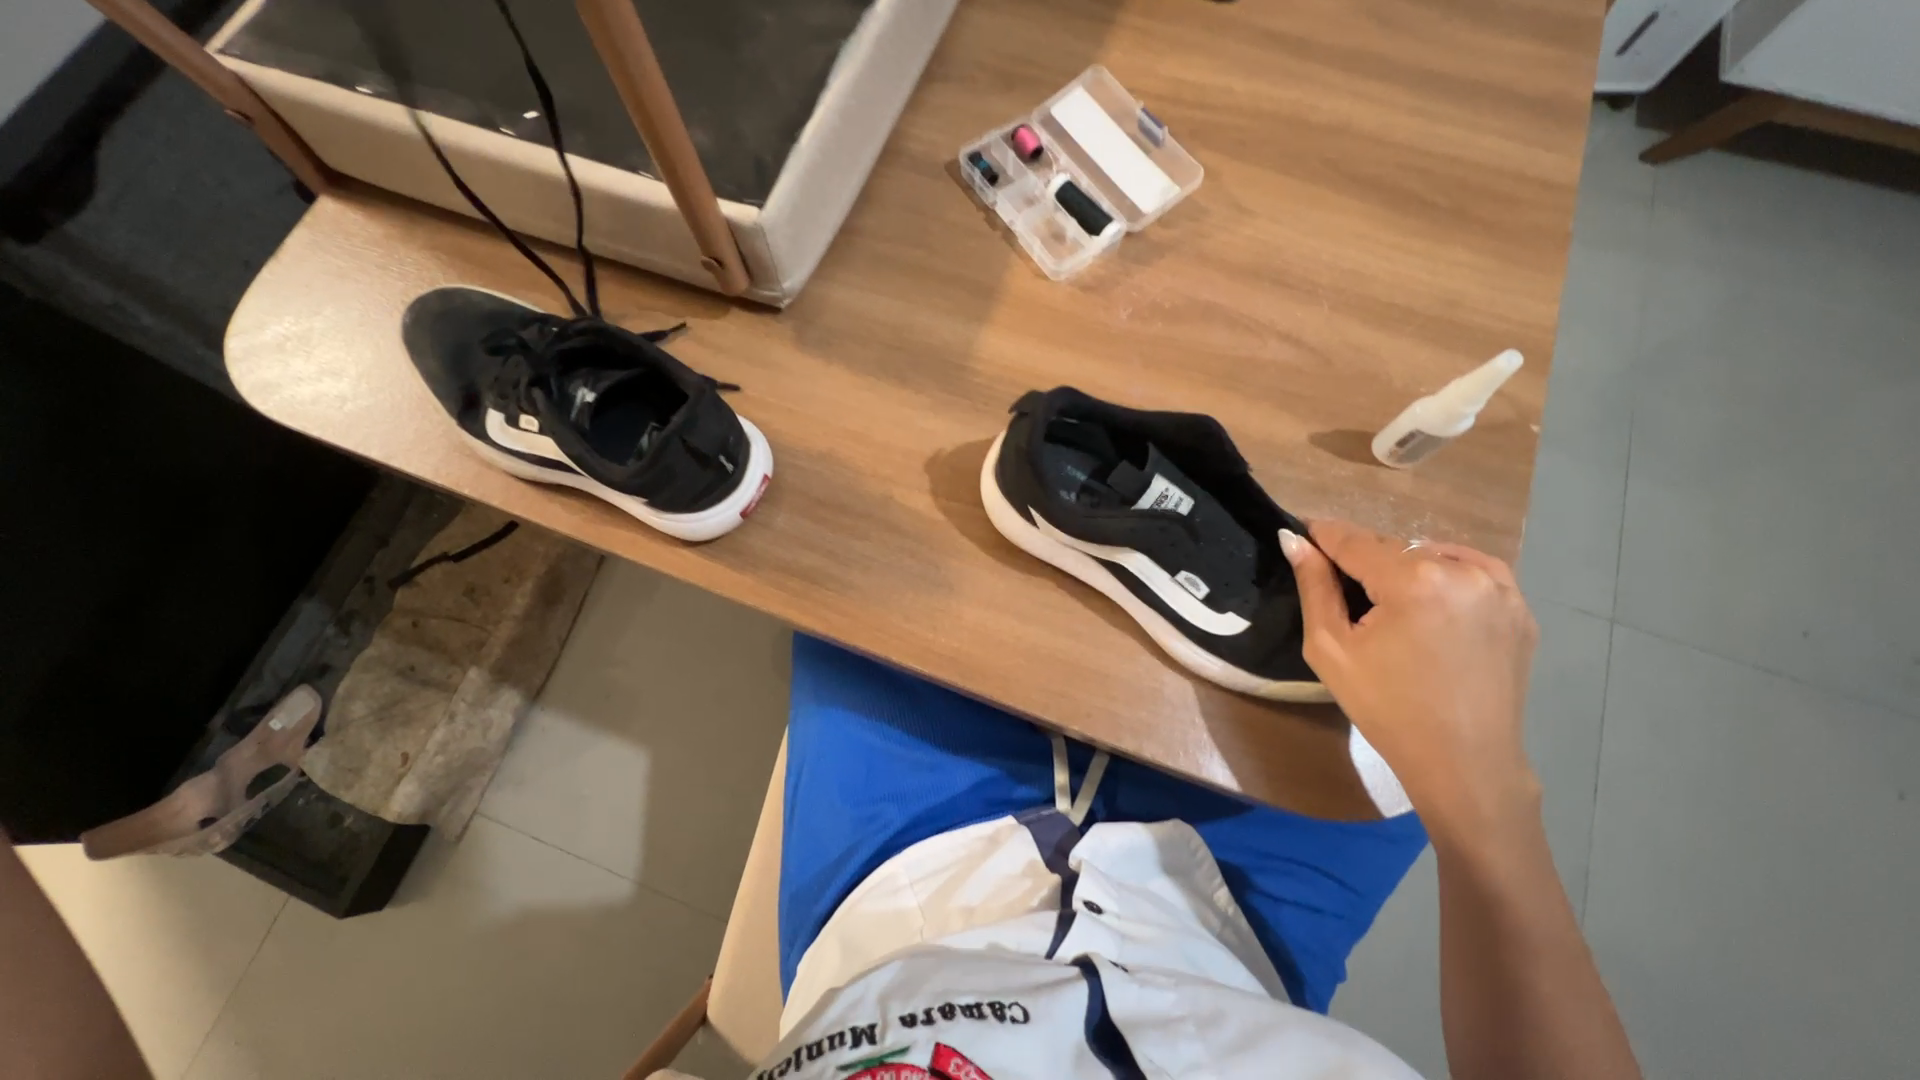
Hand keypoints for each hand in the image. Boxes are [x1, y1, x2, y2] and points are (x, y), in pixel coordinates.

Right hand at [1280, 521, 1540, 843]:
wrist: (1464, 761)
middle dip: (1365, 561)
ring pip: (1433, 555)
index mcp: (1414, 580)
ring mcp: (1500, 588)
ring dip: (1406, 568)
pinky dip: (1447, 577)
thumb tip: (1294, 540)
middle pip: (1394, 546)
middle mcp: (1463, 571)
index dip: (1323, 536)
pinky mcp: (1520, 607)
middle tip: (1345, 590)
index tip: (1302, 534)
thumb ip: (1313, 587)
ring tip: (1391, 605)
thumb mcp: (1331, 649)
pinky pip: (1472, 572)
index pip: (1354, 539)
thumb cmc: (1386, 708)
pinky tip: (1431, 606)